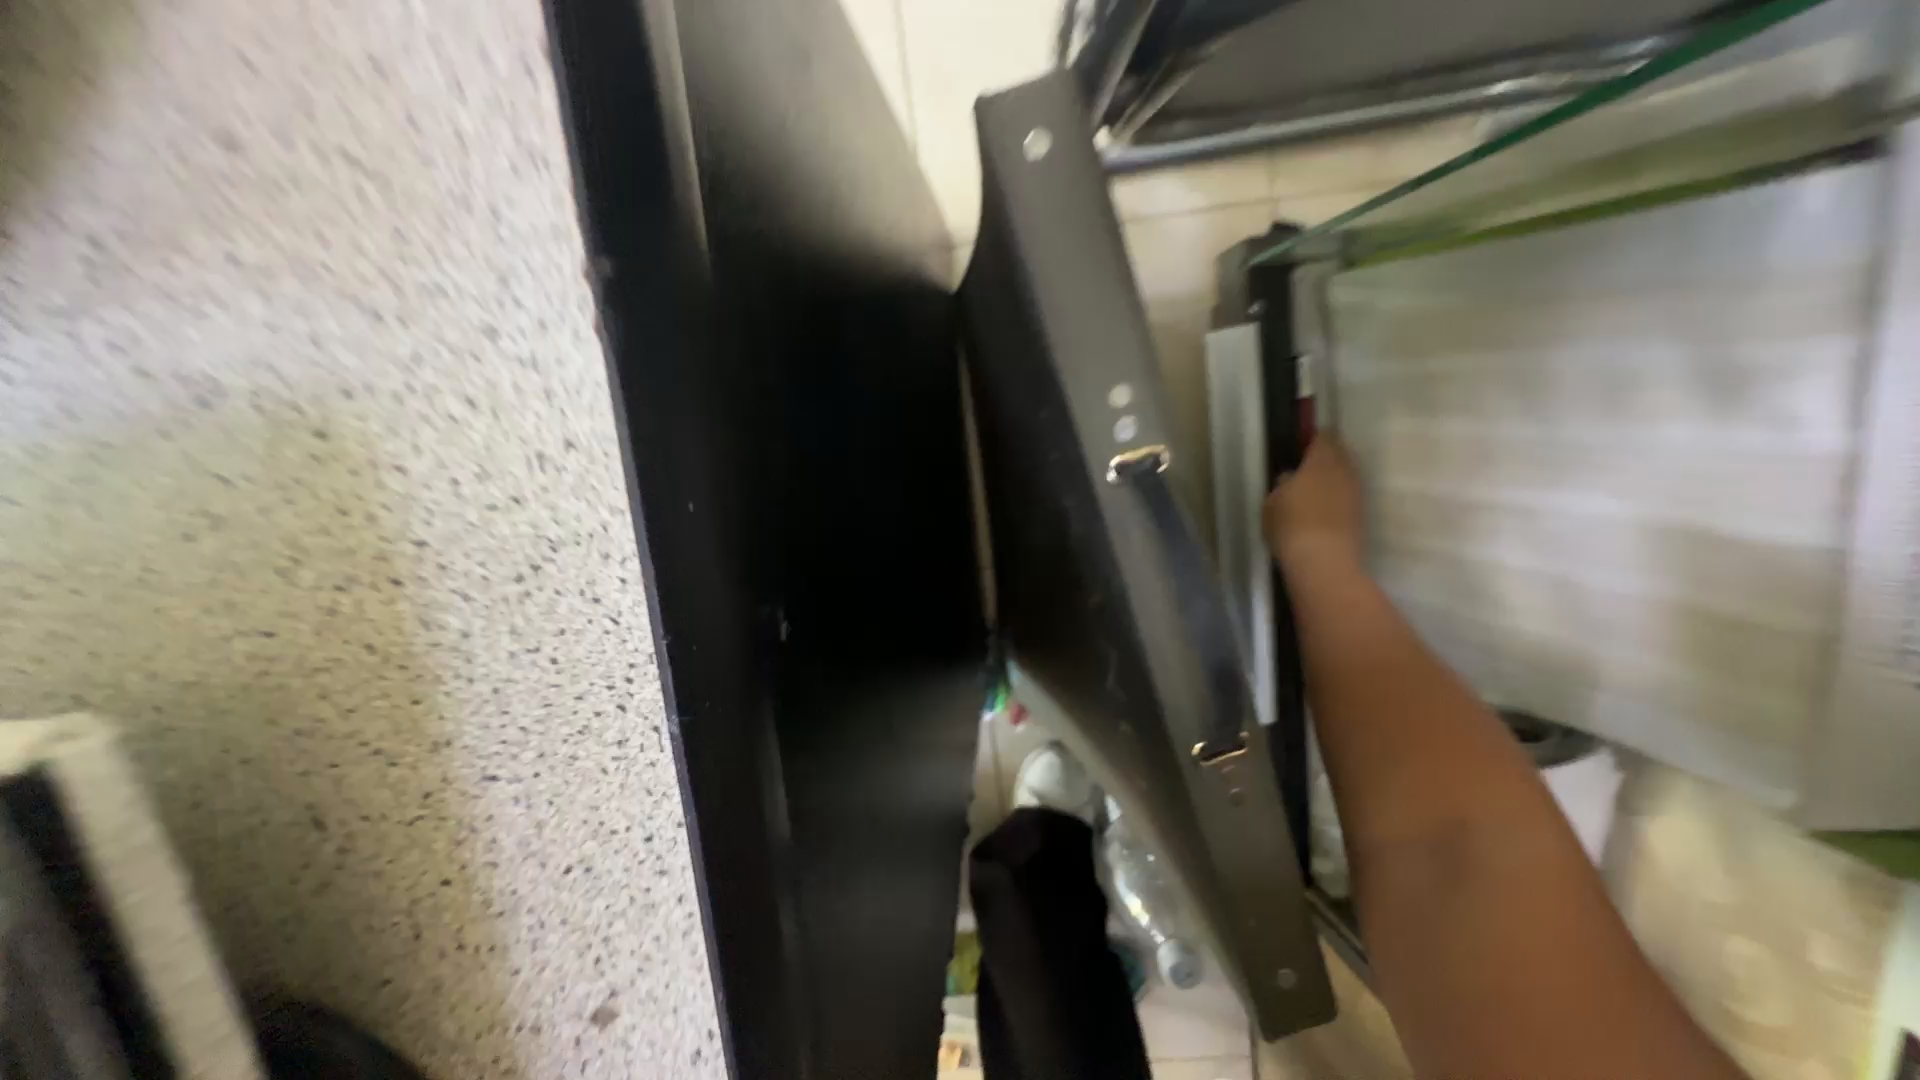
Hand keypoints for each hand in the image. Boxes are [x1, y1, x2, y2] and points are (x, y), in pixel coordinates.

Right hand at [1263, 436, 1363, 572]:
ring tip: (1310, 492)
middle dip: (1325, 457)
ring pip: (1345, 475)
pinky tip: (1319, 510)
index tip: (1300, 445)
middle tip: (1304, 468)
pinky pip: (1347, 495)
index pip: (1324, 436)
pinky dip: (1336, 498)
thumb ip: (1282, 484)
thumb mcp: (1273, 502)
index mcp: (1322, 461)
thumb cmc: (1291, 525)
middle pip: (1339, 454)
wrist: (1323, 562)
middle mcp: (1345, 471)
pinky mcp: (1360, 513)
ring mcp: (1356, 492)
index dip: (1312, 438)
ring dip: (1331, 479)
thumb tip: (1290, 478)